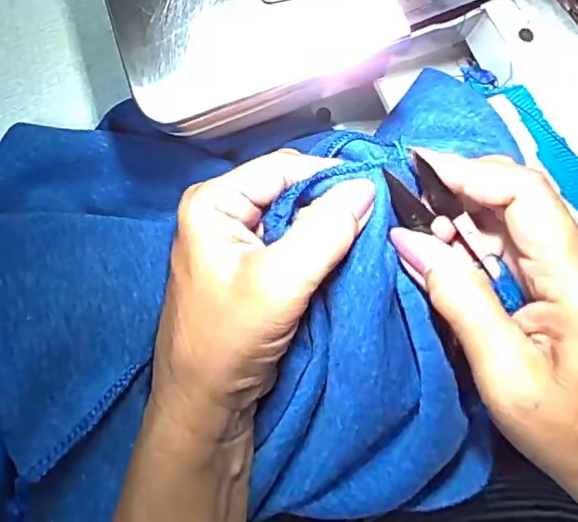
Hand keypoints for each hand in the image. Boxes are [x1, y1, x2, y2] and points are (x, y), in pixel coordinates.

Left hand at [116, 152, 375, 521]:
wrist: (202, 410)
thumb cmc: (226, 343)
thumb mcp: (278, 284)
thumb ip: (322, 232)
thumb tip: (365, 187)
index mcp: (212, 200)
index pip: (281, 168)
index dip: (329, 175)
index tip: (375, 187)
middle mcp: (221, 208)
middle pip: (288, 186)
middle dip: (329, 198)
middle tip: (375, 211)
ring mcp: (234, 235)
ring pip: (294, 212)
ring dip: (327, 222)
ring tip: (366, 228)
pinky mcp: (249, 260)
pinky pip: (292, 236)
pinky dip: (318, 242)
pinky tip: (343, 250)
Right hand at [390, 150, 577, 521]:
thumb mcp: (508, 378)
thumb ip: (459, 301)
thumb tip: (409, 239)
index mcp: (576, 279)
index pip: (524, 190)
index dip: (467, 170)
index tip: (416, 169)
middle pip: (516, 186)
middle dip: (458, 182)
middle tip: (409, 201)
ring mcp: (571, 261)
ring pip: (510, 203)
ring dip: (461, 205)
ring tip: (420, 228)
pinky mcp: (558, 272)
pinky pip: (510, 230)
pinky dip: (472, 228)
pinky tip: (446, 246)